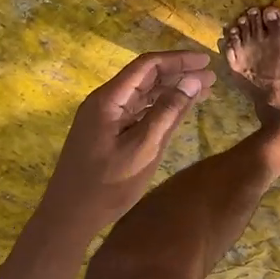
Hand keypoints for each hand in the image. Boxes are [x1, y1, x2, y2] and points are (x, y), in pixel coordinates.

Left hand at [44, 51, 215, 234]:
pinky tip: (179, 110)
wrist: (68, 219)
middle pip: (145, 76)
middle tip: (211, 77)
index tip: (206, 61)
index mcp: (108, 99)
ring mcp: (104, 117)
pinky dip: (160, 107)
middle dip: (178, 73)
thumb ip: (168, 112)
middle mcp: (104, 102)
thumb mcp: (144, 148)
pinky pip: (138, 110)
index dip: (179, 59)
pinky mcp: (107, 132)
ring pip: (143, 93)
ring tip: (202, 91)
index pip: (147, 65)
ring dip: (171, 90)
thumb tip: (193, 80)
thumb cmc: (107, 185)